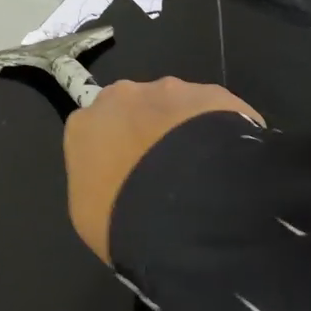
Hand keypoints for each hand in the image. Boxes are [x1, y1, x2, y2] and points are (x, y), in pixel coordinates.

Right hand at [63, 77, 261, 263]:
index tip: (124, 178)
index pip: (92, 132)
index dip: (110, 154)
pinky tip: (225, 166)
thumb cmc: (123, 219)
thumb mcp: (88, 216)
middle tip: (163, 173)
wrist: (186, 209)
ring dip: (183, 132)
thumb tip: (111, 179)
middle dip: (145, 132)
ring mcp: (169, 90)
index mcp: (85, 125)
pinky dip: (217, 134)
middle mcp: (122, 96)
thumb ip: (93, 184)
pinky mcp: (211, 93)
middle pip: (132, 110)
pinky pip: (212, 112)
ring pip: (174, 107)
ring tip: (199, 175)